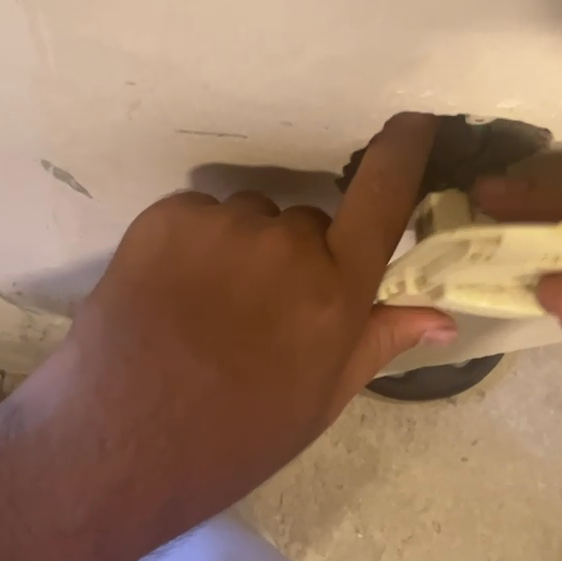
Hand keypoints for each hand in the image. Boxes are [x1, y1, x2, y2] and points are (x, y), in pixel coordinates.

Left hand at [12, 113, 456, 530]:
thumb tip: (441, 315)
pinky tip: (172, 290)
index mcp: (335, 291)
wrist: (120, 438)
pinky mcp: (166, 215)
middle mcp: (284, 244)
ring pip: (248, 218)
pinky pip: (199, 214)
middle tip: (260, 309)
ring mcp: (221, 224)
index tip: (412, 122)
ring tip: (207, 305)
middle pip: (305, 223)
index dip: (403, 151)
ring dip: (240, 248)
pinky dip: (193, 242)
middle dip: (295, 256)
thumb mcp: (318, 402)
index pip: (383, 196)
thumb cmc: (231, 435)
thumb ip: (378, 341)